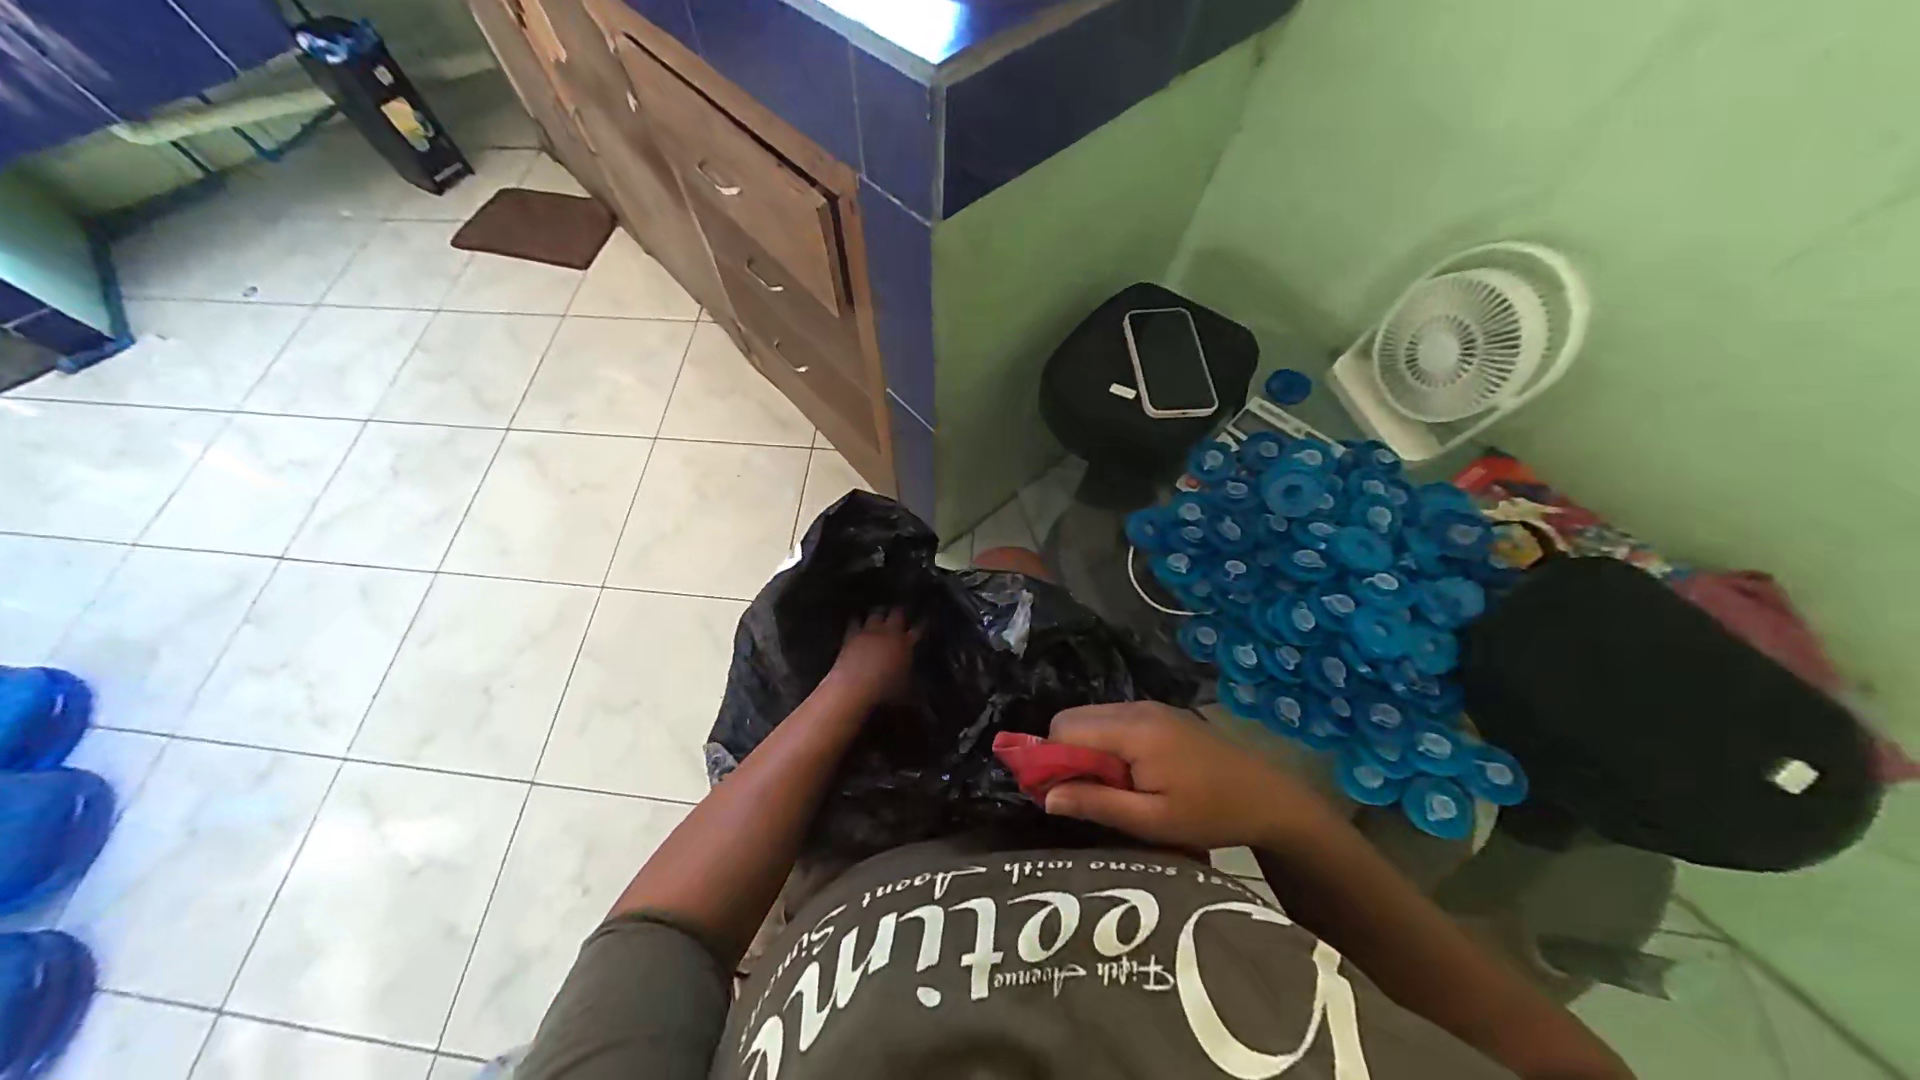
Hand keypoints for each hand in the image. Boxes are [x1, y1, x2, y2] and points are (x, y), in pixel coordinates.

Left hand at [822, 608, 920, 709]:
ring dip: (878, 613)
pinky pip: (854, 621)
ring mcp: (869, 631)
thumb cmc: (885, 689)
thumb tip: (922, 694)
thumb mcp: (906, 690)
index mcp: (906, 643)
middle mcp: (889, 632)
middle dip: (899, 612)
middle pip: (897, 614)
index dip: (922, 623)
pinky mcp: (851, 634)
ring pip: (876, 613)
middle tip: (900, 612)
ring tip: (879, 613)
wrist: (855, 685)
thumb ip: (914, 687)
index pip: (919, 629)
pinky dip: (856, 620)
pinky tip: (856, 619)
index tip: (924, 619)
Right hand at [1042, 702, 1339, 851]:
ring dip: (1087, 749)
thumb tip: (1045, 797)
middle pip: (1073, 718)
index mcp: (1133, 730)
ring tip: (1112, 787)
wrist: (1268, 797)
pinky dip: (1106, 743)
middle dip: (1066, 753)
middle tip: (1086, 793)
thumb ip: (1096, 803)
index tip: (1056, 793)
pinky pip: (1113, 719)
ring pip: (1091, 717)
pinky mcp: (1160, 713)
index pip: (1064, 728)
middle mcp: (1137, 708)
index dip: (1050, 759)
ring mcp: (1150, 707)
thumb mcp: (1152, 820)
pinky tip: (1130, 773)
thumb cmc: (1210, 814)